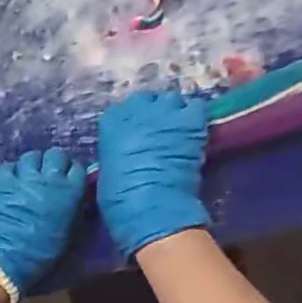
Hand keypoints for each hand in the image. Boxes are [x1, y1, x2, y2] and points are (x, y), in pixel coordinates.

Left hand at [0, 147, 89, 302]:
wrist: (7, 258)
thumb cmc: (43, 251)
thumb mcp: (70, 230)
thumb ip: (75, 208)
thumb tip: (76, 198)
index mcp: (70, 191)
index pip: (77, 167)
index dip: (72, 172)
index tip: (68, 179)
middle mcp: (48, 179)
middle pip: (55, 155)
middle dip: (54, 162)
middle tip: (48, 174)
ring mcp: (22, 178)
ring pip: (31, 156)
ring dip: (32, 165)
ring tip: (28, 176)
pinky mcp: (0, 182)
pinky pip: (7, 167)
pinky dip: (10, 172)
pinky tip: (10, 181)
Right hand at [96, 90, 209, 259]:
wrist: (149, 204)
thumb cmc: (118, 195)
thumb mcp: (106, 169)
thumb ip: (115, 151)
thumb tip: (123, 149)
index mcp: (110, 123)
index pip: (119, 111)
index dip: (127, 121)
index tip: (131, 133)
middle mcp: (136, 111)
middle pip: (146, 99)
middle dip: (151, 110)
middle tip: (155, 127)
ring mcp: (165, 114)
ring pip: (171, 98)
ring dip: (172, 110)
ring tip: (175, 126)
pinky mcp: (191, 122)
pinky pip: (194, 107)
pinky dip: (193, 116)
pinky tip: (191, 130)